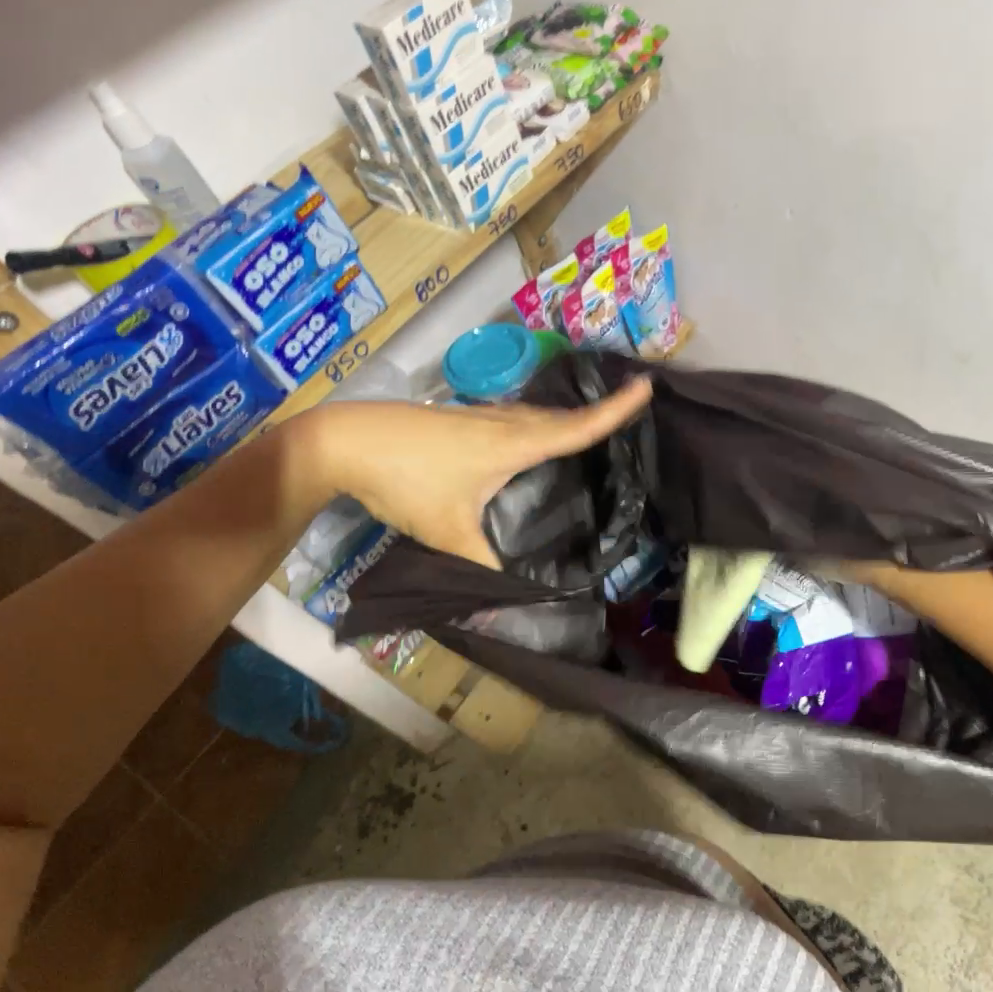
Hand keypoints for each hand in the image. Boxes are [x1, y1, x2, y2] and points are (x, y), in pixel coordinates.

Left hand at [296, 378, 652, 567]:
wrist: (346, 441)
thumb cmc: (405, 480)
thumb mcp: (446, 531)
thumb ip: (479, 565)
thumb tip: (502, 604)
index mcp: (513, 443)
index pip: (576, 428)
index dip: (615, 410)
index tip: (647, 387)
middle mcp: (504, 423)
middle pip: (561, 417)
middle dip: (598, 411)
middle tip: (630, 409)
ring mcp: (480, 416)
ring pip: (536, 416)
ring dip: (566, 418)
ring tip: (589, 427)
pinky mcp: (460, 419)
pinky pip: (516, 418)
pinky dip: (538, 424)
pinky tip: (529, 439)